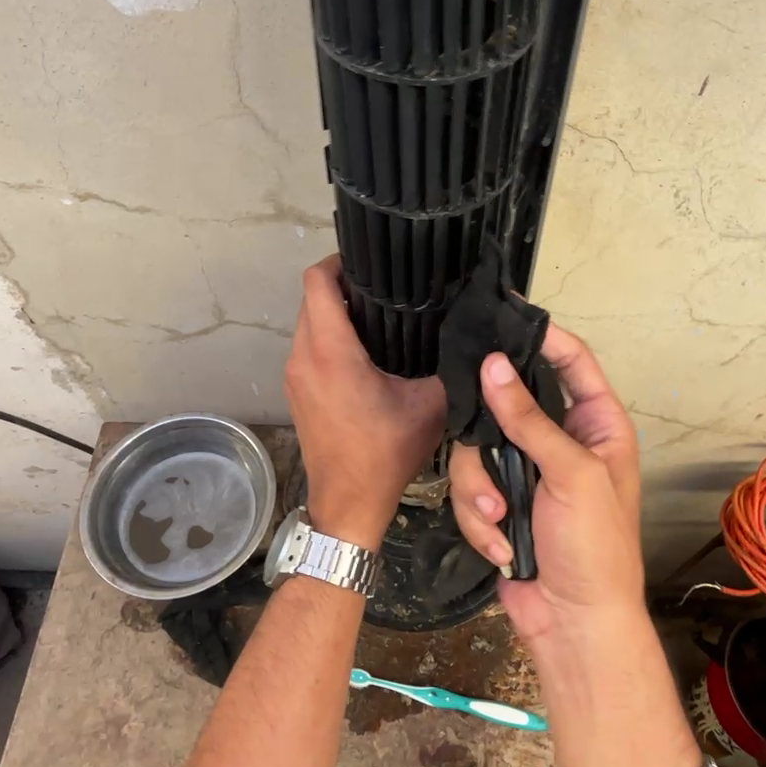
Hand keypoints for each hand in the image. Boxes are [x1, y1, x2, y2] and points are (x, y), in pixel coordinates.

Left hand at [285, 255, 446, 547]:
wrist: (349, 504)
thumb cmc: (386, 453)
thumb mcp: (429, 406)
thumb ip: (447, 364)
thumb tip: (470, 335)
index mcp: (330, 352)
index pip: (317, 282)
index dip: (341, 262)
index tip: (373, 263)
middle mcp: (303, 356)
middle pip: (312, 299)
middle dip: (343, 286)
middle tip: (386, 289)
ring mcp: (295, 375)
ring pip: (308, 324)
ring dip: (335, 313)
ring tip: (379, 316)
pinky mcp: (297, 391)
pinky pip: (308, 347)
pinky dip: (328, 338)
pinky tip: (365, 350)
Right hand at [449, 326, 643, 650]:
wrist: (572, 624)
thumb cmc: (594, 547)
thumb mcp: (571, 476)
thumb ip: (530, 419)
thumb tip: (493, 364)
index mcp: (596, 425)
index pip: (571, 362)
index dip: (541, 336)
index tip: (502, 315)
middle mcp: (558, 440)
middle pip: (505, 404)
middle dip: (491, 439)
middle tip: (486, 453)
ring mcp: (525, 472)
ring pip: (477, 450)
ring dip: (482, 491)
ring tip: (500, 520)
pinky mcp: (498, 502)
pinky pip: (470, 489)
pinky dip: (480, 520)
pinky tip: (501, 545)